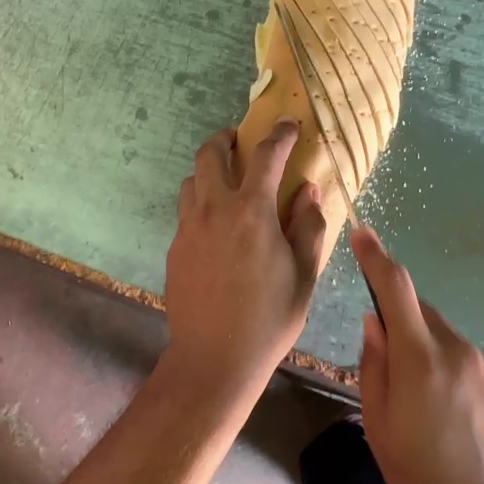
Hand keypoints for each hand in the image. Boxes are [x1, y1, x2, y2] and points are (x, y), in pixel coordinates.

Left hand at [163, 122, 329, 396]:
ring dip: (210, 171)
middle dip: (226, 138)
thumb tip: (308, 191)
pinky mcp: (175, 246)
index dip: (279, 134)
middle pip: (210, 152)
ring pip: (193, 179)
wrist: (213, 360)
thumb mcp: (303, 275)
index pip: (266, 155)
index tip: (287, 124)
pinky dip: (202, 202)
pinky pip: (186, 210)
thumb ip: (308, 227)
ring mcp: (189, 227)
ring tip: (228, 184)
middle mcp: (214, 209)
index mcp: (251, 211)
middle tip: (242, 142)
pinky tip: (217, 226)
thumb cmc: (268, 320)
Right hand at [353, 227, 483, 483]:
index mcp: (420, 358)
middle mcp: (458, 349)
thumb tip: (374, 324)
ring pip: (444, 338)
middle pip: (420, 313)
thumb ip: (374, 368)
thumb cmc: (427, 481)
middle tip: (389, 367)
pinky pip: (466, 360)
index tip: (362, 231)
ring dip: (426, 351)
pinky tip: (451, 416)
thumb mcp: (380, 429)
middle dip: (400, 322)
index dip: (376, 256)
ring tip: (423, 405)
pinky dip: (449, 370)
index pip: (394, 287)